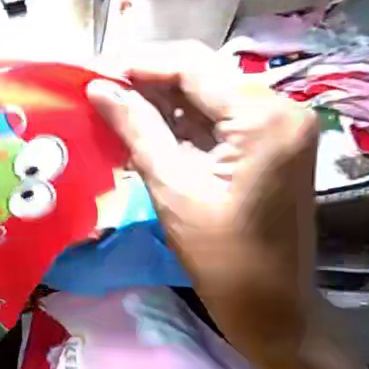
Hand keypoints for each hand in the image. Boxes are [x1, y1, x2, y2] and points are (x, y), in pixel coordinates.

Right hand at [87, 43, 318, 358]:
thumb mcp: (172, 187)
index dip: (136, 63)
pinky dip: (177, 118)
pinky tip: (139, 122)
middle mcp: (279, 108)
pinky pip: (215, 117)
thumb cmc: (221, 254)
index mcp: (263, 116)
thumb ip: (136, 128)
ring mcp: (277, 125)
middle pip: (201, 72)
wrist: (270, 306)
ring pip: (205, 92)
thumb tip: (97, 87)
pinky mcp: (267, 144)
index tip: (89, 72)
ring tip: (109, 102)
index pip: (191, 65)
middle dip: (145, 77)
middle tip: (95, 87)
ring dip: (158, 96)